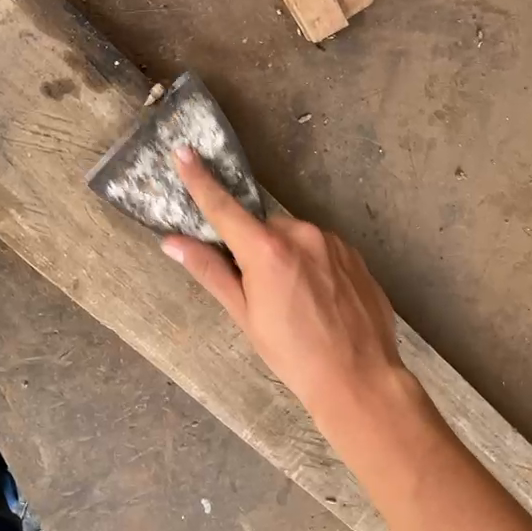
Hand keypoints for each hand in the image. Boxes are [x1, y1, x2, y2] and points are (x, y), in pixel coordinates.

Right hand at [164, 149, 408, 421]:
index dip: (199, 179)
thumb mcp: (244, 315)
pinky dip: (311, 264)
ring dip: (285, 256)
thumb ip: (210, 271)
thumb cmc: (293, 354)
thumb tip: (172, 242)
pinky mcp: (354, 252)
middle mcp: (301, 233)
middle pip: (262, 227)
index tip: (183, 151)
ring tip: (296, 301)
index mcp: (267, 250)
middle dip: (255, 249)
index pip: (222, 207)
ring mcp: (332, 241)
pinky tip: (318, 299)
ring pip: (293, 237)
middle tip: (260, 290)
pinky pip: (320, 248)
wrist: (359, 378)